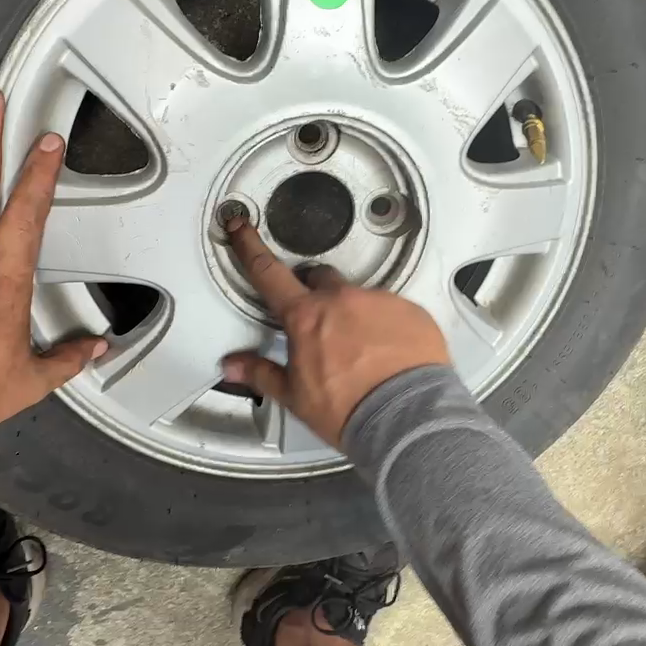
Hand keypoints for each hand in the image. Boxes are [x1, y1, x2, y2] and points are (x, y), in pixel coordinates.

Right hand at [220, 218, 448, 446]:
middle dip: (314, 293)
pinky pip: (393, 309)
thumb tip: (234, 366)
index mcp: (306, 317)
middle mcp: (343, 300)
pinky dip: (387, 325)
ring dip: (355, 314)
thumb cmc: (350, 409)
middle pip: (320, 279)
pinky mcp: (410, 311)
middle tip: (319, 325)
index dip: (250, 247)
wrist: (406, 417)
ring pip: (359, 296)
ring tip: (362, 352)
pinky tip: (388, 354)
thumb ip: (261, 373)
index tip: (242, 228)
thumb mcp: (295, 395)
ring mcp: (379, 301)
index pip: (269, 273)